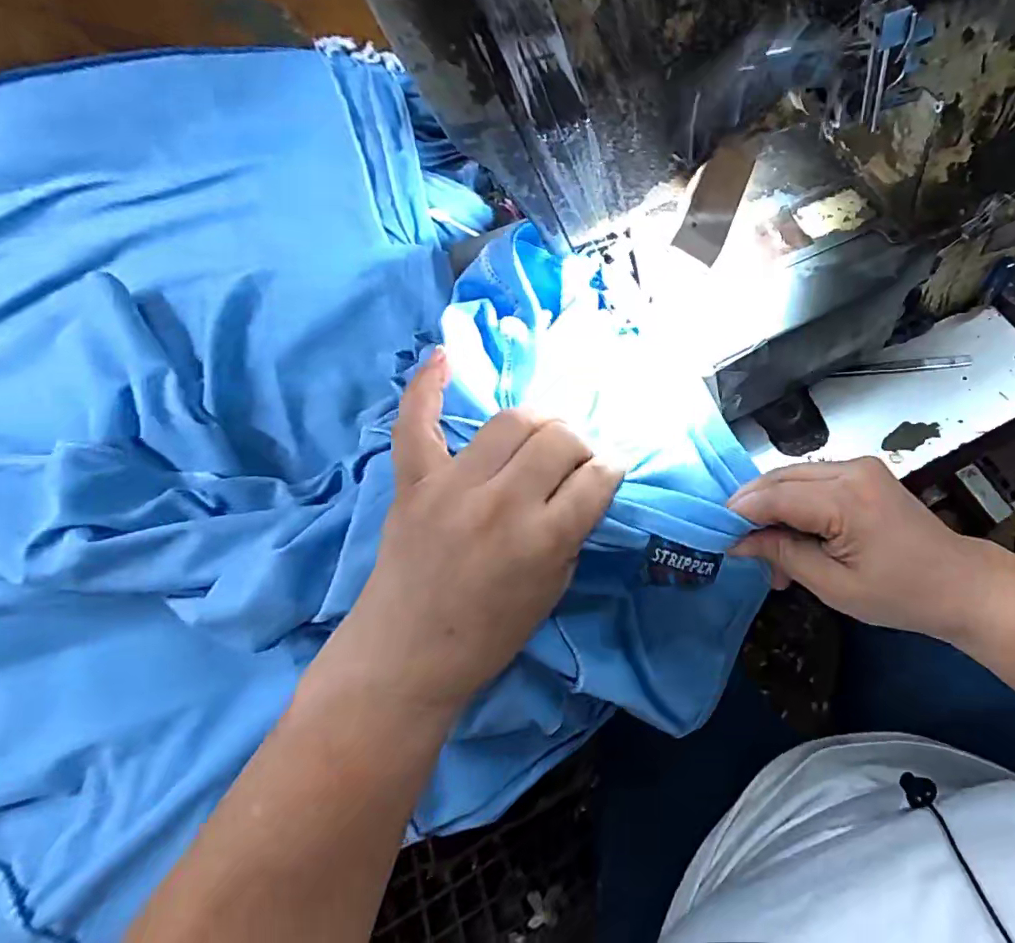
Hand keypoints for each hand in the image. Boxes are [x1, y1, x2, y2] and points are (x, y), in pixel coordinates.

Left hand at [307, 351, 623, 713]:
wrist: (404, 657)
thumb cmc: (489, 635)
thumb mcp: (553, 586)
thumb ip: (574, 528)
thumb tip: (588, 480)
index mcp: (544, 540)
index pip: (597, 476)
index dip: (610, 468)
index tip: (607, 470)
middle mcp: (502, 504)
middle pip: (559, 437)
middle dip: (580, 443)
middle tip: (574, 460)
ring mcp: (453, 487)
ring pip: (512, 419)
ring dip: (540, 422)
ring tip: (540, 438)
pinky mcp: (413, 482)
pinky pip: (417, 422)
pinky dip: (427, 387)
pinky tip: (443, 356)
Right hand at [729, 458, 996, 642]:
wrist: (960, 584)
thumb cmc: (901, 595)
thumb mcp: (834, 586)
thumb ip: (782, 554)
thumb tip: (739, 541)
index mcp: (846, 499)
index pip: (775, 496)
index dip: (740, 514)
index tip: (715, 535)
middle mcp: (851, 470)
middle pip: (780, 478)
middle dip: (752, 509)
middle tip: (737, 545)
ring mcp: (859, 467)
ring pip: (793, 476)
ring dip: (772, 508)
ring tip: (767, 552)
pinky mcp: (863, 473)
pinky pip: (813, 480)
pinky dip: (794, 504)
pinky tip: (792, 537)